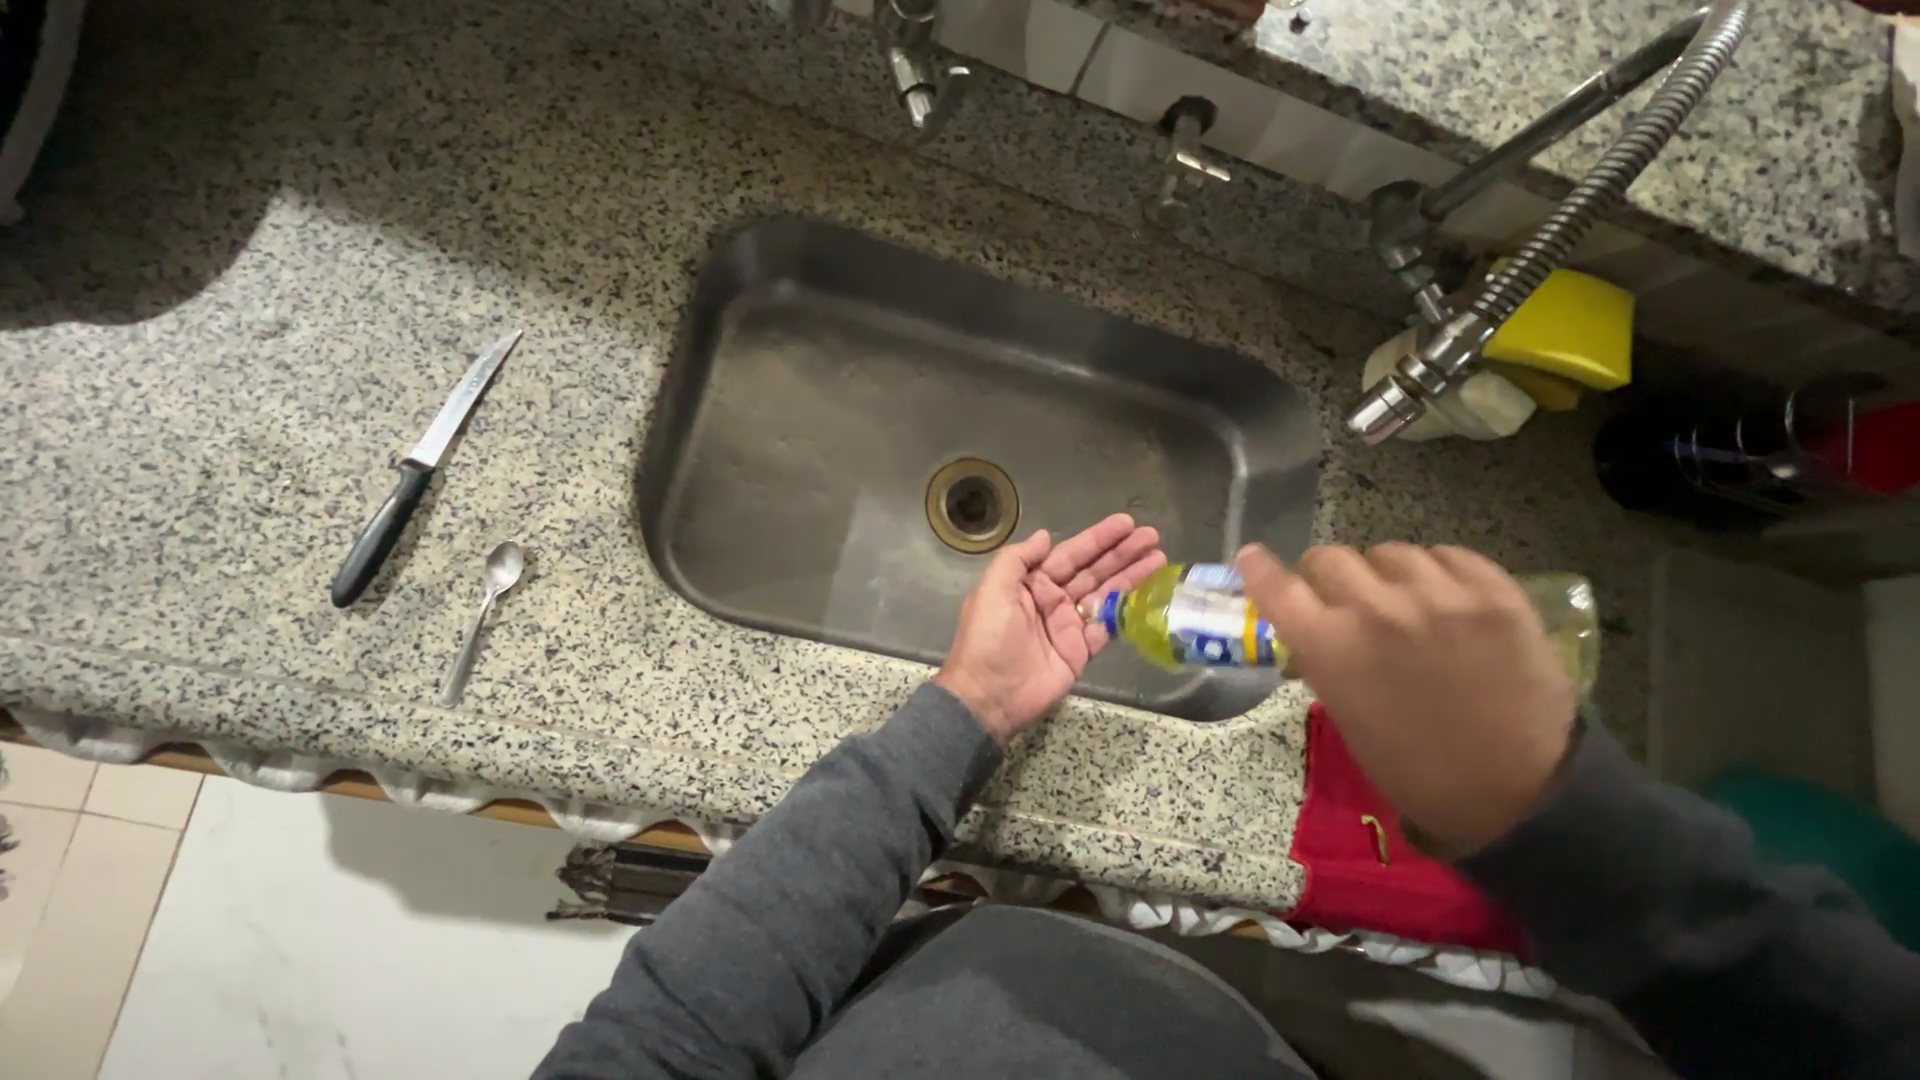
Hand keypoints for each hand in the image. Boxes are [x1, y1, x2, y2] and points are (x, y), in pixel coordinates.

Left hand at [934, 514, 1164, 743]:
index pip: (1070, 554)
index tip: (1126, 523)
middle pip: (1093, 570)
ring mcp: (1068, 625)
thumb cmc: (988, 638)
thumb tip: (1046, 536)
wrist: (988, 694)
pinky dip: (1127, 610)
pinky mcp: (1081, 650)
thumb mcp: (992, 590)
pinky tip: (1149, 595)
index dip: (1098, 539)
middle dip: (1122, 553)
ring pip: (1106, 594)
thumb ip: (1018, 559)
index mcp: (1030, 583)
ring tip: (1160, 558)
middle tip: (1152, 537)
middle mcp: (1052, 600)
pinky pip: (1108, 626)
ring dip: (1131, 576)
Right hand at [1236, 542, 1576, 852]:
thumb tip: (1310, 626)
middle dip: (1325, 576)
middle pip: (1329, 558)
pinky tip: (1442, 598)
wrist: (1521, 792)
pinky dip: (1435, 572)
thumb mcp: (1346, 715)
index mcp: (1332, 648)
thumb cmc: (1416, 768)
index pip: (1277, 587)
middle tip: (1341, 598)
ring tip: (1401, 600)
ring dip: (1382, 574)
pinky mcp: (1495, 593)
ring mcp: (1440, 597)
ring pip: (1388, 552)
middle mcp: (1378, 610)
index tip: (1251, 556)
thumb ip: (1322, 658)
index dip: (1258, 568)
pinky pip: (1447, 555)